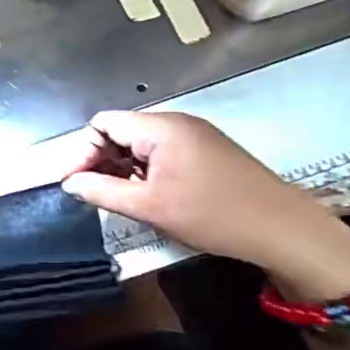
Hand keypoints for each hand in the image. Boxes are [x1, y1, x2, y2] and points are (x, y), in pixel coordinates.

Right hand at [60, 111, 349, 299]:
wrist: (278, 226)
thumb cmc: (211, 215)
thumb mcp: (149, 206)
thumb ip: (103, 191)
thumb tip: (70, 183)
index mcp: (160, 127)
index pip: (104, 124)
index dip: (83, 151)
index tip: (74, 183)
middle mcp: (177, 122)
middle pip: (122, 130)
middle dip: (101, 159)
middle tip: (90, 193)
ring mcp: (195, 134)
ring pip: (142, 143)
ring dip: (123, 167)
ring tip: (117, 198)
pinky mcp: (207, 150)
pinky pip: (163, 151)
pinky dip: (146, 169)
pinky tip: (146, 194)